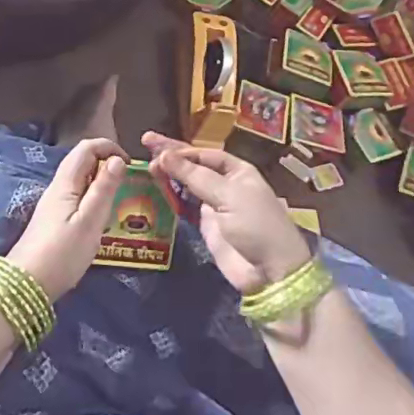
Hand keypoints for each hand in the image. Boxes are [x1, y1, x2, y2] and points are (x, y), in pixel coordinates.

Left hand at [7, 138, 126, 297]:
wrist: (27, 284)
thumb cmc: (62, 253)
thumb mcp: (90, 221)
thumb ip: (104, 189)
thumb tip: (117, 160)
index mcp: (66, 183)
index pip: (86, 148)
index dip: (109, 147)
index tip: (131, 164)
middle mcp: (57, 188)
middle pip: (82, 161)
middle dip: (107, 162)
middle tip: (129, 181)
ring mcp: (54, 204)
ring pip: (80, 179)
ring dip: (101, 180)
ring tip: (120, 198)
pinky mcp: (54, 219)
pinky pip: (77, 196)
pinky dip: (93, 196)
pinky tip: (102, 216)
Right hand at [145, 132, 311, 293]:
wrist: (268, 270)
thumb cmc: (255, 225)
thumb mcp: (228, 195)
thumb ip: (194, 176)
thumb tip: (165, 156)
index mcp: (237, 171)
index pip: (203, 154)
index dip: (181, 149)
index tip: (156, 146)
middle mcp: (225, 184)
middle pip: (193, 166)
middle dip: (171, 156)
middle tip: (145, 143)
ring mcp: (214, 205)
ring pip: (186, 184)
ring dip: (168, 175)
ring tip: (147, 167)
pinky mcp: (205, 225)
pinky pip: (184, 206)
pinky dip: (170, 197)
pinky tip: (155, 188)